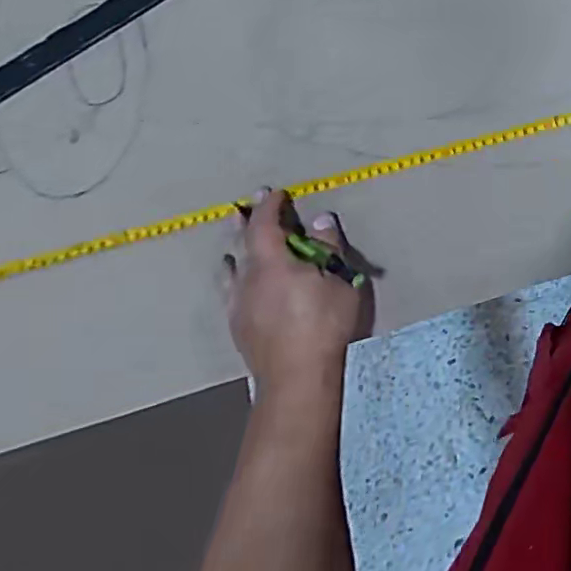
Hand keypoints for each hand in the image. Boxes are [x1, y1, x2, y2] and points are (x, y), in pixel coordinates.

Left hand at [224, 188, 374, 389]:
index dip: (269, 207)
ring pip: (231, 269)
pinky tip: (238, 282)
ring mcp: (238, 305)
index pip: (264, 226)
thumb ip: (329, 249)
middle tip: (241, 206)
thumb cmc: (325, 324)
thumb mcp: (340, 282)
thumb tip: (321, 220)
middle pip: (240, 245)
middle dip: (244, 223)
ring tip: (233, 242)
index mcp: (272, 265)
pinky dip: (235, 276)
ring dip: (234, 250)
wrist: (297, 377)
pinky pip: (231, 291)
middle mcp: (248, 280)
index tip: (276, 193)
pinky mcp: (237, 326)